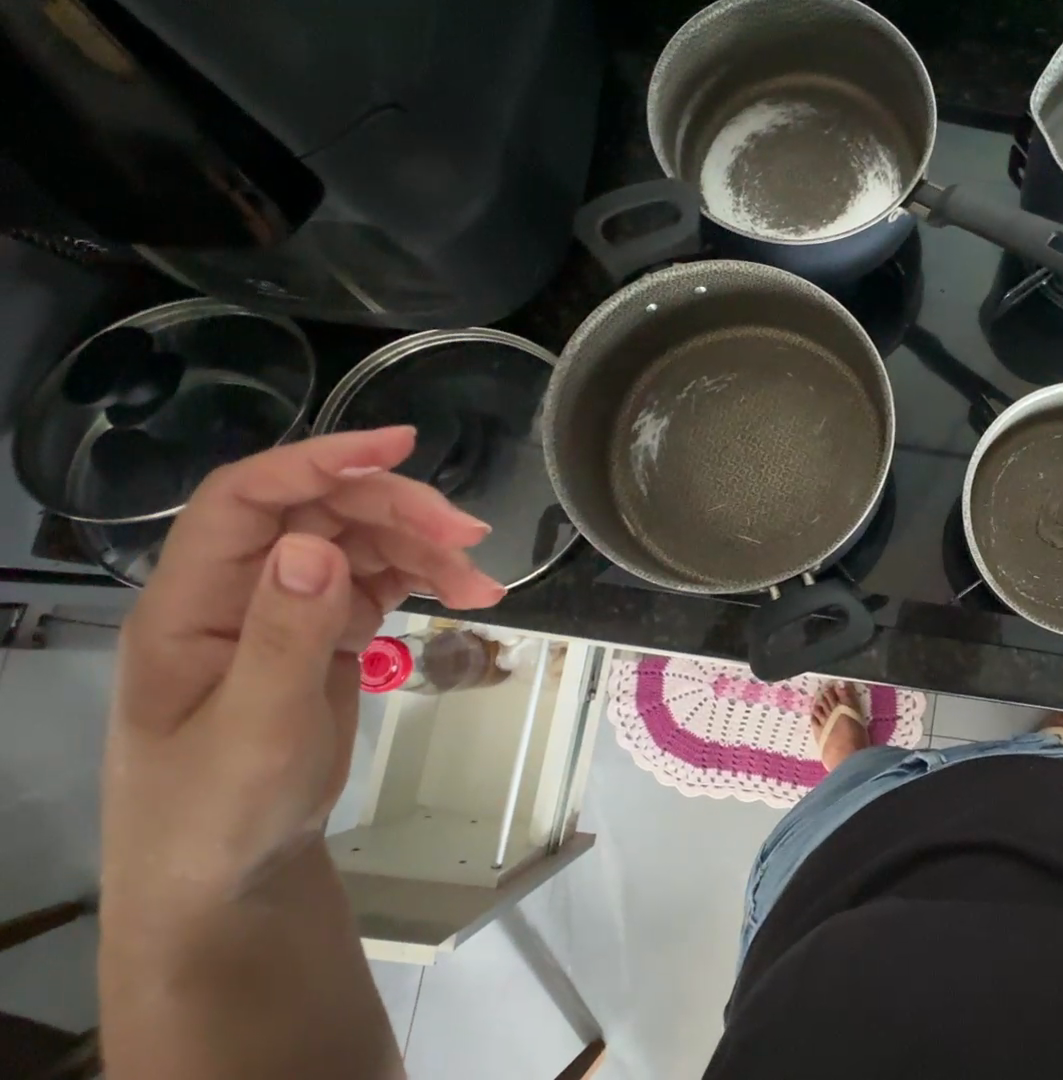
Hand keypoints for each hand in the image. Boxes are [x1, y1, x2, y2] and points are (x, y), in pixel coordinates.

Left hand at [103, 427, 506, 913]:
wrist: (232, 871)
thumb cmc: (219, 812)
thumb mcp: (254, 731)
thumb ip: (283, 636)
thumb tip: (317, 545)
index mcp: (191, 602)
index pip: (248, 500)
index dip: (320, 460)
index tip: (401, 446)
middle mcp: (237, 592)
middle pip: (320, 513)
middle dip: (398, 512)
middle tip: (471, 538)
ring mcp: (283, 612)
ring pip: (359, 545)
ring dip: (425, 552)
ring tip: (485, 585)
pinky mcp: (323, 635)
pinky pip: (378, 583)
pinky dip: (426, 581)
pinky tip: (468, 596)